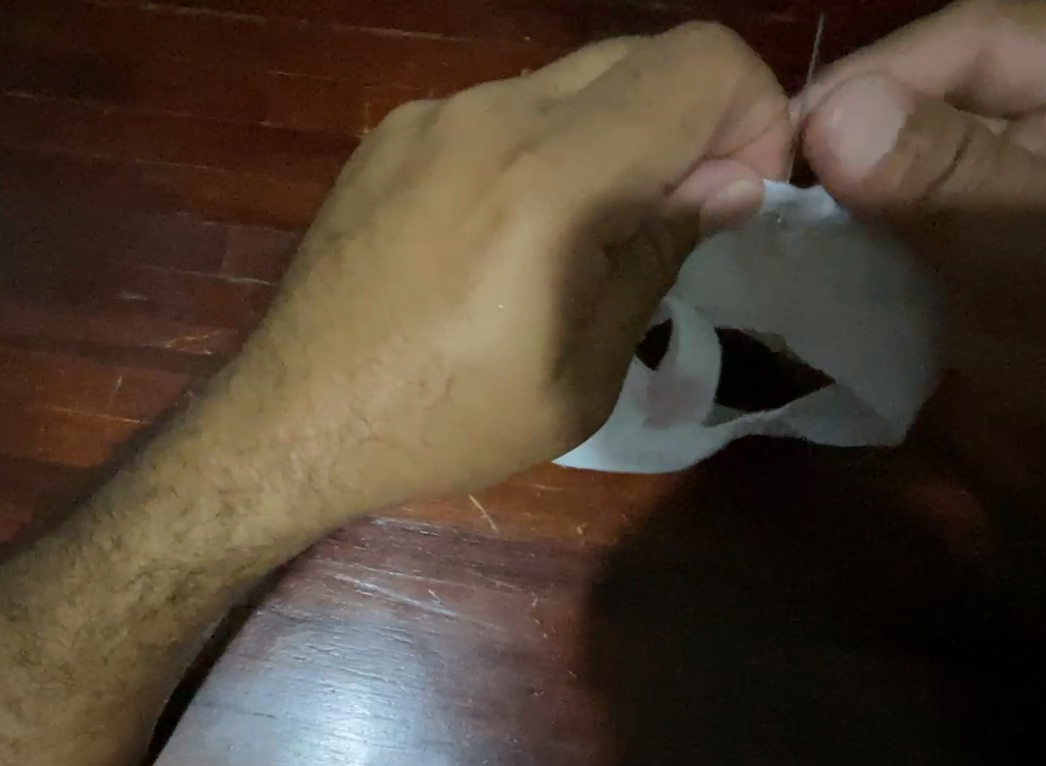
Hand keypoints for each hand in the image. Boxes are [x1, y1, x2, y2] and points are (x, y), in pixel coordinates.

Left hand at [202, 25, 790, 523]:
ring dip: (601, 143)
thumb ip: (657, 262)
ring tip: (571, 244)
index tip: (734, 194)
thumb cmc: (442, 426)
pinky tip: (496, 237)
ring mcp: (426, 119)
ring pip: (561, 86)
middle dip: (680, 127)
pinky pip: (492, 118)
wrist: (294, 422)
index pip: (700, 64)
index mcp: (550, 182)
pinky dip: (529, 154)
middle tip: (662, 225)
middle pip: (636, 59)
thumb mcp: (578, 381)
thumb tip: (726, 182)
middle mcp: (489, 117)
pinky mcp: (384, 139)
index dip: (751, 113)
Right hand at [799, 0, 1045, 568]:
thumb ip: (946, 180)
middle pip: (926, 102)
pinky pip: (882, 235)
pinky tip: (787, 265)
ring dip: (827, 202)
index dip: (876, 80)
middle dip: (841, 145)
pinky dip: (834, 249)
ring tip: (757, 228)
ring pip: (891, 172)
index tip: (780, 144)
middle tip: (756, 191)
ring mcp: (1003, 199)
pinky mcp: (958, 263)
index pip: (980, 38)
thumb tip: (827, 116)